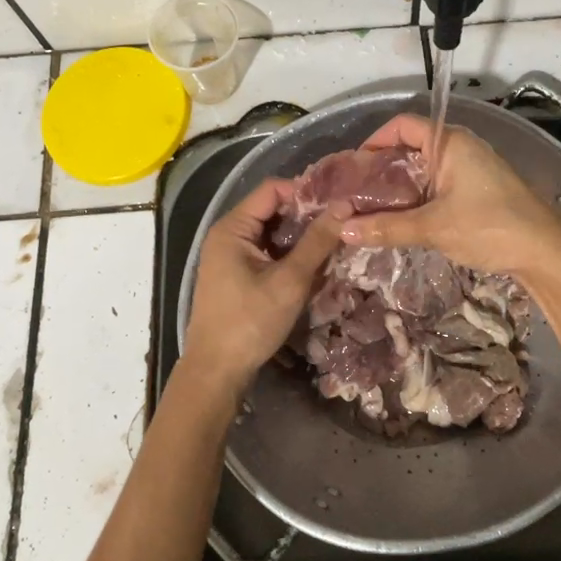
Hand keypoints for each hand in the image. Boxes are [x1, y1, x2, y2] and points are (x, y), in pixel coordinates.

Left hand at [184, 178, 349, 392]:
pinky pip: (268, 253)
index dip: (305, 191)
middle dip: (306, 216)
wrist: (216, 371)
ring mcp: (231, 256)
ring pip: (273, 233)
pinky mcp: (237, 275)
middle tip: (343, 223)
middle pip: (272, 209)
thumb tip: (344, 206)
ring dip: (301, 238)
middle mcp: (228, 234)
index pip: (272, 189)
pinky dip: (290, 256)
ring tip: (335, 242)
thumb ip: (317, 242)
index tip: (338, 203)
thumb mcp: (290, 281)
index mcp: (233, 228)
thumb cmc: (250, 322)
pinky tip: (316, 265)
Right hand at [337, 113, 560, 279]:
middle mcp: (460, 148)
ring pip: (424, 171)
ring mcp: (470, 170)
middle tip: (355, 194)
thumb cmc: (490, 227)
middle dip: (382, 170)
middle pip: (410, 148)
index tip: (354, 167)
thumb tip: (343, 229)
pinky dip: (417, 199)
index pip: (403, 125)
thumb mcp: (433, 227)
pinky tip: (401, 222)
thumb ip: (387, 227)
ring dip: (398, 189)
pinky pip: (437, 187)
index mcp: (451, 142)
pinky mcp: (476, 192)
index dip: (375, 141)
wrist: (546, 253)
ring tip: (371, 211)